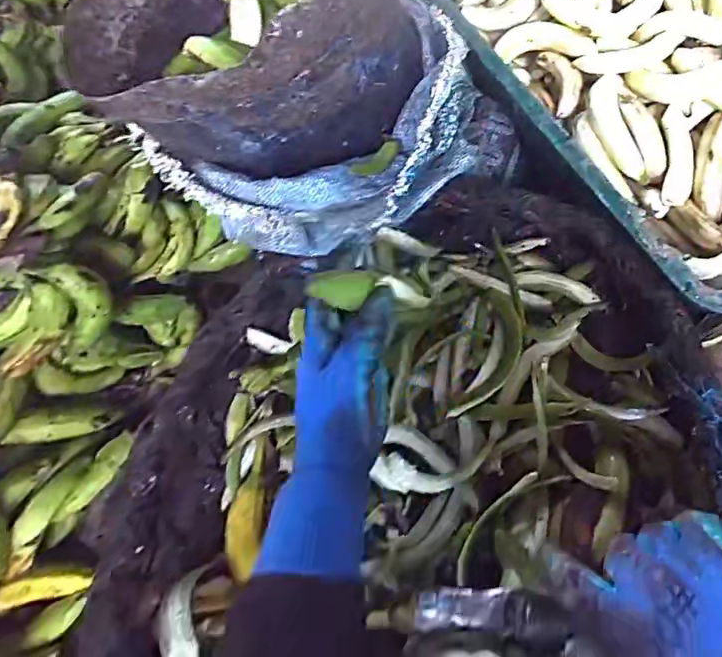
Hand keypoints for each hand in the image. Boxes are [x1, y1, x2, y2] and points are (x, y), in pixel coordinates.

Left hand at [251, 293, 391, 580]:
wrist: (338, 464)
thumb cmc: (336, 413)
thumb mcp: (350, 366)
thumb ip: (366, 330)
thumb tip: (383, 291)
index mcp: (318, 342)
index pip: (325, 298)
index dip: (340, 277)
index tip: (364, 256)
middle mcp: (331, 347)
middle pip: (346, 310)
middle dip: (364, 290)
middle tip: (392, 270)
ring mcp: (347, 362)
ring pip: (362, 326)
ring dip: (378, 308)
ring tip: (401, 287)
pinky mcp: (364, 377)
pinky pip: (375, 344)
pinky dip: (386, 329)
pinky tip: (403, 320)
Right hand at [547, 513, 721, 656]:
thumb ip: (610, 639)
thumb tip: (591, 629)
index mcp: (620, 617)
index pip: (571, 582)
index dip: (554, 566)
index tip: (546, 554)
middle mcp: (640, 572)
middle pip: (617, 549)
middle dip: (625, 564)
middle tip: (643, 587)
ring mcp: (675, 545)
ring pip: (651, 531)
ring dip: (658, 548)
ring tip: (677, 572)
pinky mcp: (709, 530)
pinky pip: (685, 521)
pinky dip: (687, 535)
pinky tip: (698, 556)